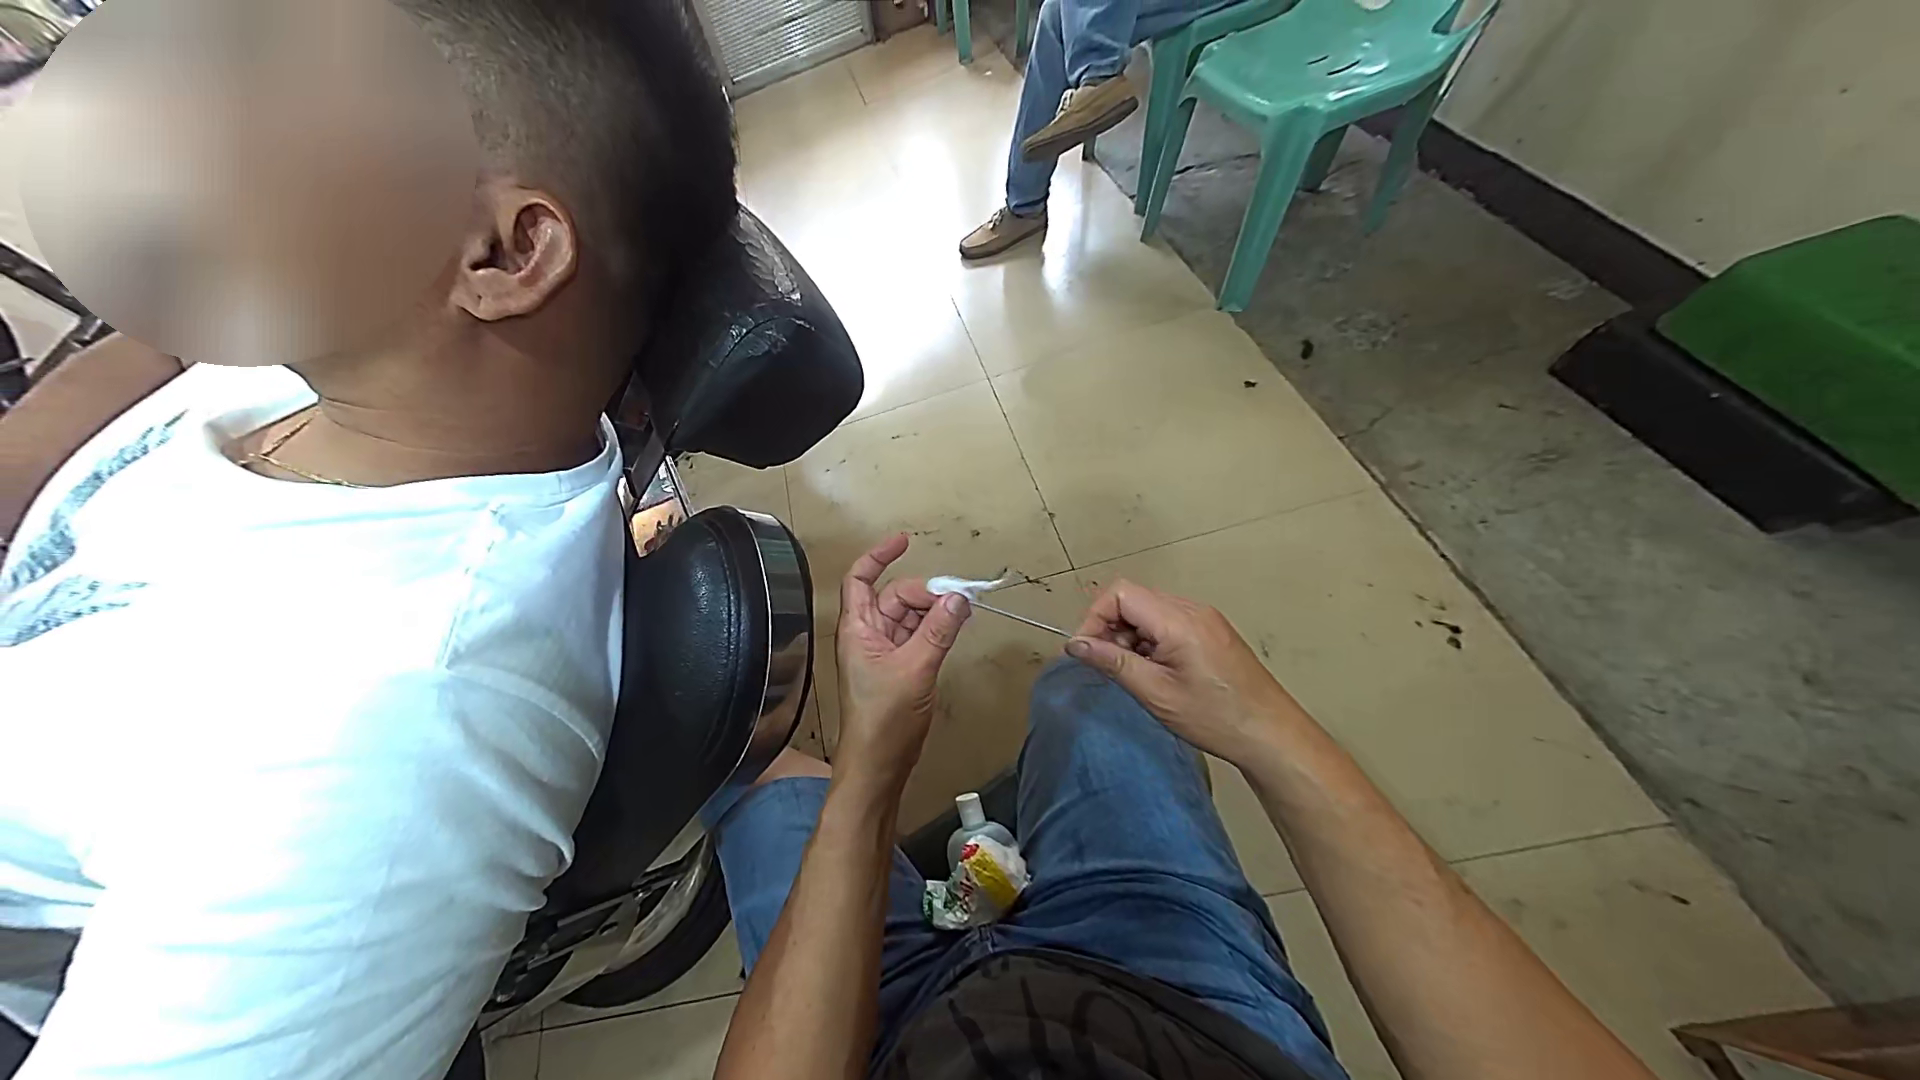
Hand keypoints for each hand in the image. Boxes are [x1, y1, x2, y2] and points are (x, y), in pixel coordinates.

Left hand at [833, 534, 971, 790]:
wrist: (879, 764)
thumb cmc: (883, 720)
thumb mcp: (915, 669)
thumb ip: (939, 631)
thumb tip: (959, 598)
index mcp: (858, 629)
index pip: (861, 579)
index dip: (879, 556)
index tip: (904, 541)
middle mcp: (868, 634)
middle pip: (896, 595)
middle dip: (925, 592)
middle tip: (956, 600)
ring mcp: (884, 650)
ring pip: (911, 615)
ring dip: (935, 611)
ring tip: (961, 614)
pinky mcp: (899, 666)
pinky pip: (919, 635)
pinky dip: (936, 628)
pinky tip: (954, 629)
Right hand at [1066, 580, 1305, 765]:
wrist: (1272, 734)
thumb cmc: (1214, 718)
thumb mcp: (1155, 693)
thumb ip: (1112, 662)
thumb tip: (1075, 644)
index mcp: (1178, 620)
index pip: (1120, 593)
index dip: (1095, 617)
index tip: (1087, 651)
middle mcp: (1192, 609)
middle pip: (1133, 598)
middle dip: (1111, 627)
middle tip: (1110, 666)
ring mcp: (1204, 618)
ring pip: (1148, 610)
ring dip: (1129, 635)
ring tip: (1135, 672)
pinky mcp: (1210, 630)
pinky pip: (1167, 621)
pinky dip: (1149, 639)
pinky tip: (1155, 670)